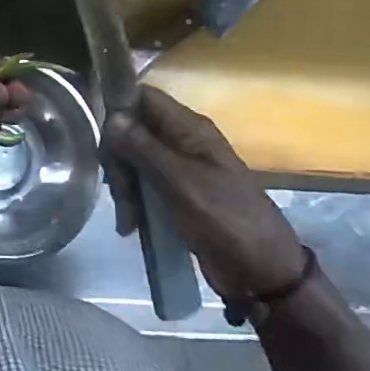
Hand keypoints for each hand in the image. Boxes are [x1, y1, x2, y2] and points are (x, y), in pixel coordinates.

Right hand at [106, 86, 308, 302]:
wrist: (263, 274)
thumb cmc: (225, 220)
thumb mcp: (180, 182)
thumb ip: (144, 148)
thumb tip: (112, 116)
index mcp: (190, 128)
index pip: (143, 97)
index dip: (120, 110)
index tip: (106, 141)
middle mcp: (182, 141)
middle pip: (133, 130)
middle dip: (119, 159)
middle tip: (118, 191)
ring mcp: (180, 168)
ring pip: (135, 159)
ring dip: (125, 186)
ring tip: (128, 219)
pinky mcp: (177, 194)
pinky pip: (145, 185)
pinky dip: (134, 201)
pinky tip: (132, 225)